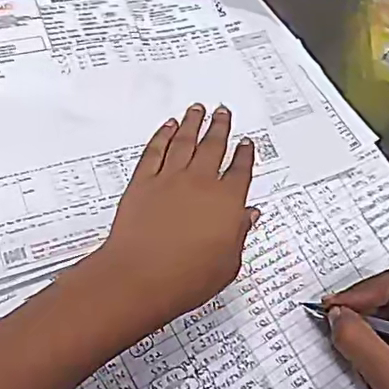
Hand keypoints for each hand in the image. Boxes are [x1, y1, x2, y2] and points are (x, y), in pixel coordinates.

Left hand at [76, 104, 258, 331]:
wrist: (141, 277)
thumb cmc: (184, 278)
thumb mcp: (227, 264)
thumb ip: (238, 235)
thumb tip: (247, 218)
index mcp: (227, 202)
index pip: (240, 171)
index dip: (244, 155)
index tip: (245, 145)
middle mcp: (200, 183)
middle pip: (213, 147)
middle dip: (220, 127)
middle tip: (223, 113)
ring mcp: (169, 180)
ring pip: (184, 141)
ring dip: (192, 123)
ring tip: (197, 110)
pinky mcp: (142, 183)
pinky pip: (155, 151)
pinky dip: (162, 136)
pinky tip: (167, 127)